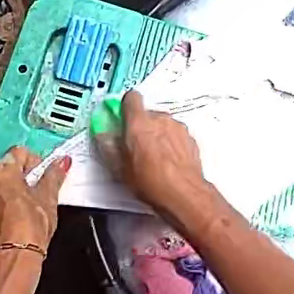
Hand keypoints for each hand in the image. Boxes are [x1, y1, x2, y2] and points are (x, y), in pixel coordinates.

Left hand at [0, 146, 69, 262]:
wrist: (11, 262)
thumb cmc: (28, 232)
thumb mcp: (49, 199)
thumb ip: (54, 176)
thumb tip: (60, 163)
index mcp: (3, 172)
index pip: (19, 153)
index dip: (34, 162)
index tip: (43, 172)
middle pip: (2, 170)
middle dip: (18, 178)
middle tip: (35, 192)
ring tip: (17, 209)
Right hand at [110, 91, 218, 223]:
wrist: (183, 195)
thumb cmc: (152, 182)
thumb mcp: (120, 168)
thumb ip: (109, 146)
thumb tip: (103, 137)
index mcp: (139, 123)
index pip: (131, 98)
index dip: (125, 107)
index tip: (121, 118)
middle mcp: (160, 119)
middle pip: (147, 114)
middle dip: (140, 127)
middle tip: (135, 147)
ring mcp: (177, 127)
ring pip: (162, 124)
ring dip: (157, 135)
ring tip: (153, 159)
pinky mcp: (190, 138)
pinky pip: (175, 135)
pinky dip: (171, 144)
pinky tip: (167, 162)